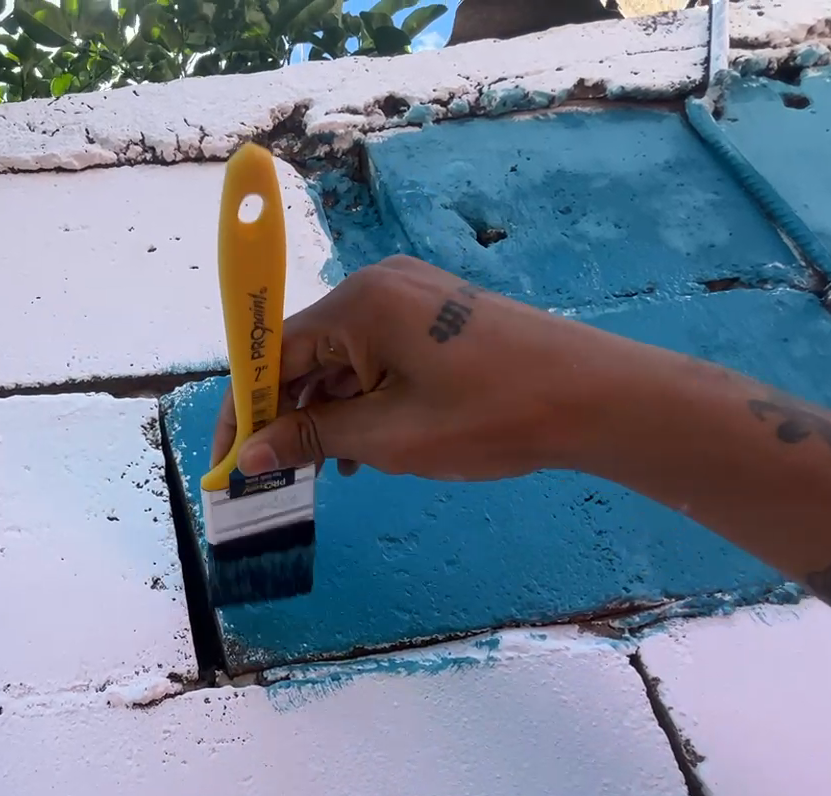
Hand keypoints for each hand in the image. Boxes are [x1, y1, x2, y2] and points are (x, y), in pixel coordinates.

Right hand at [210, 256, 656, 480]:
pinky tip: (361, 446)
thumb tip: (247, 457)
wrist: (600, 399)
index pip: (270, 356)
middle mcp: (374, 289)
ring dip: (323, 415)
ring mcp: (405, 299)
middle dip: (285, 416)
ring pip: (336, 361)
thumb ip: (309, 438)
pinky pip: (370, 358)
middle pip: (301, 356)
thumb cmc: (487, 416)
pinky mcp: (430, 316)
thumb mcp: (386, 435)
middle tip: (278, 471)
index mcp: (357, 305)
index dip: (243, 411)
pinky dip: (357, 401)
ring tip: (327, 468)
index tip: (230, 459)